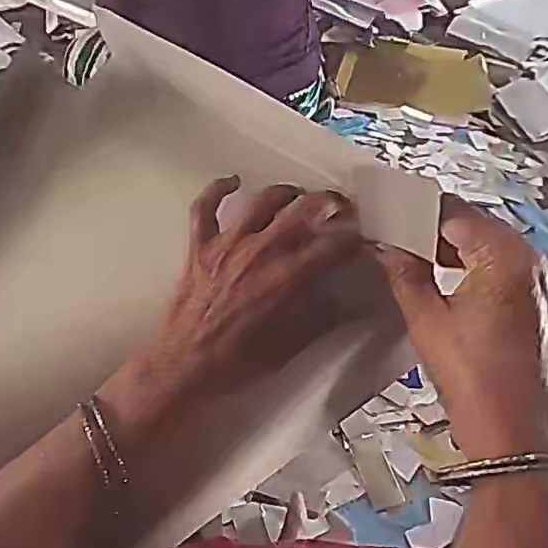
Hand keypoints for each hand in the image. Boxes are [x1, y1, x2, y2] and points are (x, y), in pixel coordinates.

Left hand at [101, 177, 364, 433]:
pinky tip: (232, 181)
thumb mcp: (292, 344)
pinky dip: (217, 189)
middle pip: (304, 210)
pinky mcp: (200, 247)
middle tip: (340, 209)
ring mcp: (227, 245)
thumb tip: (354, 302)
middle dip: (330, 204)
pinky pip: (206, 207)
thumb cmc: (238, 361)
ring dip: (286, 193)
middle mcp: (260, 252)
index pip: (333, 245)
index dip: (354, 239)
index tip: (361, 241)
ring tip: (299, 196)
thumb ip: (326, 317)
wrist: (187, 365)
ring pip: (262, 200)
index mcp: (287, 277)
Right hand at [376, 199, 547, 459]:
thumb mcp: (427, 322)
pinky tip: (456, 285)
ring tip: (425, 264)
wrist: (514, 434)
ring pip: (497, 248)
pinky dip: (484, 270)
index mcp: (508, 258)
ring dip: (462, 251)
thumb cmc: (479, 385)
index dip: (422, 215)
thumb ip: (406, 275)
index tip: (399, 220)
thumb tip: (391, 252)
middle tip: (405, 242)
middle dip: (441, 233)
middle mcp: (537, 263)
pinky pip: (512, 270)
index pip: (458, 214)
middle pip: (481, 228)